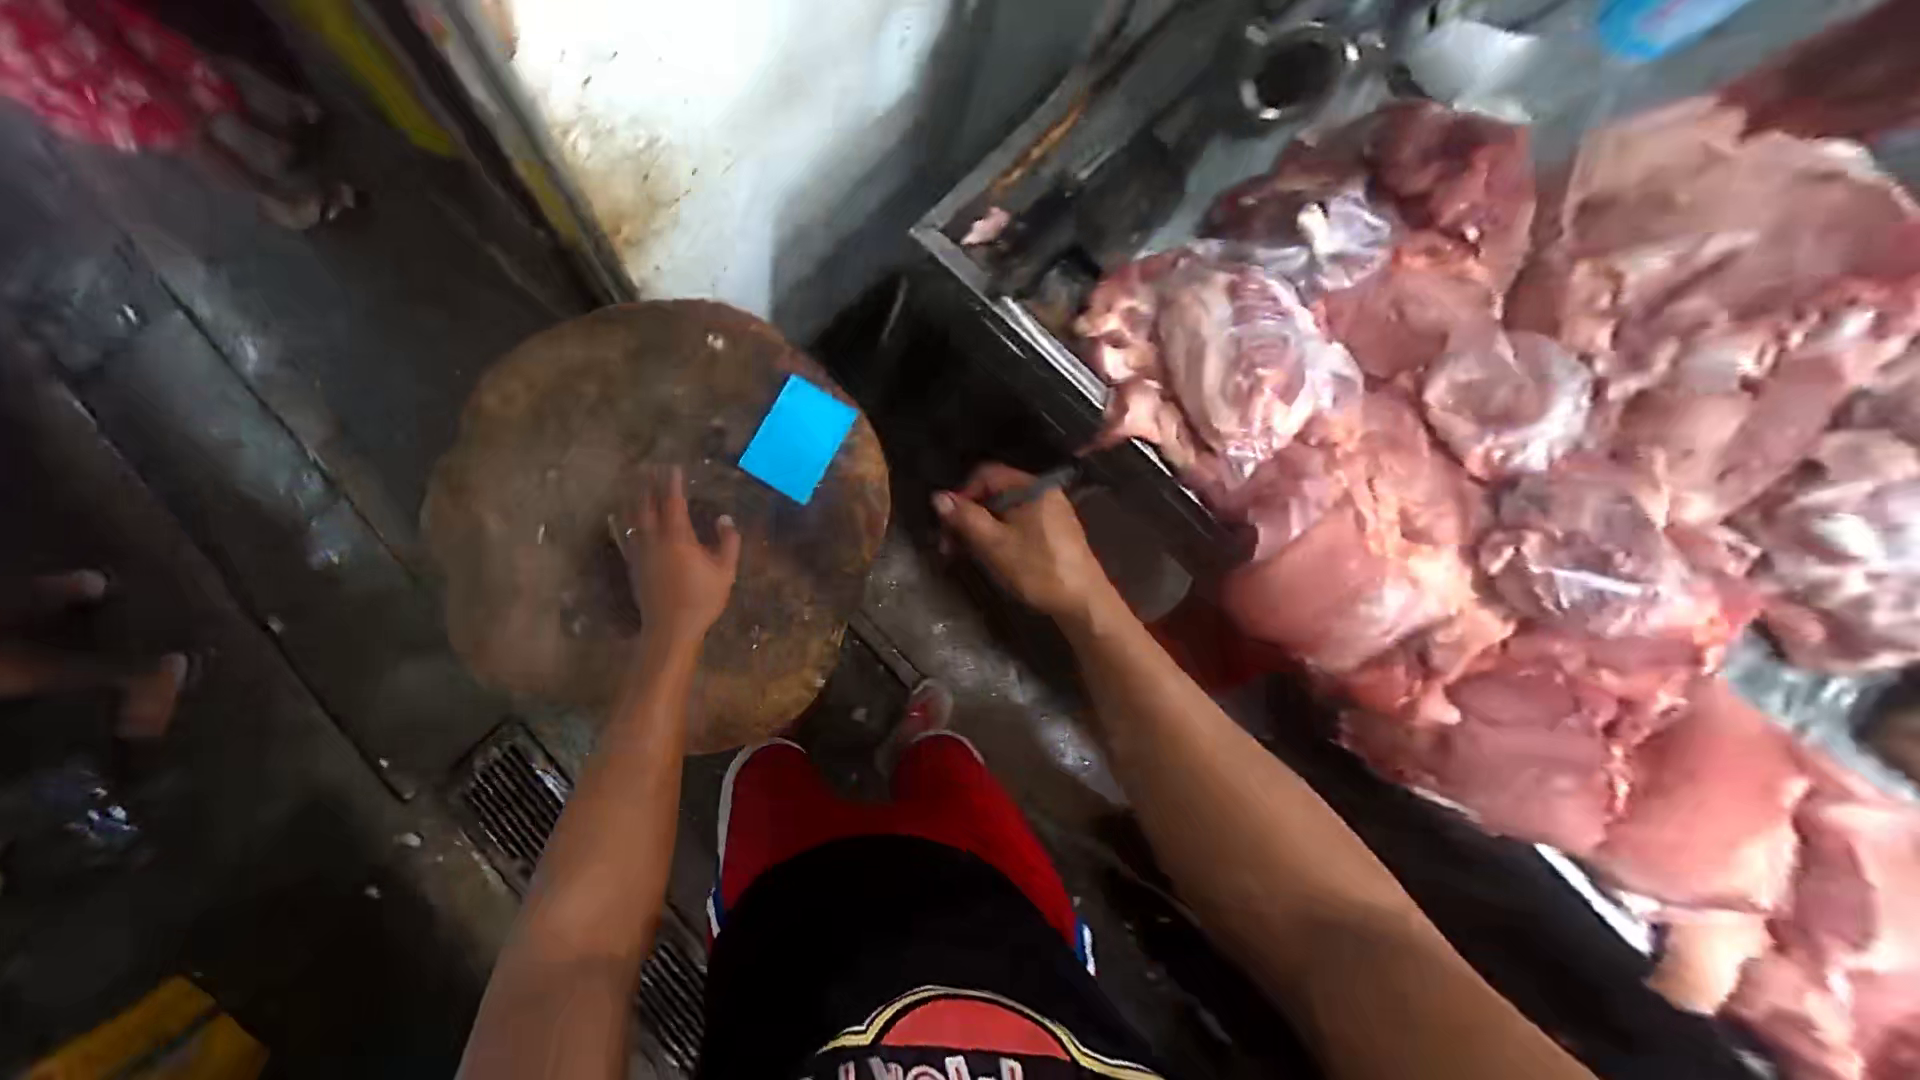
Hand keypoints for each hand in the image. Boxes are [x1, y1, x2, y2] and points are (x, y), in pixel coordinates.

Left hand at [611, 466, 741, 648]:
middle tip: (650, 467)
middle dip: (649, 484)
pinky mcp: (633, 565)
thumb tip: (724, 519)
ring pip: (633, 518)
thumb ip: (727, 542)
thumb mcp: (725, 571)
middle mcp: (655, 539)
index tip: (673, 467)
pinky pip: (626, 536)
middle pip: (647, 505)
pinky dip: (623, 521)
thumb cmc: (702, 599)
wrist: (671, 628)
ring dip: (634, 498)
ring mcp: (640, 552)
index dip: (673, 483)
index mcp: (678, 538)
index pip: (673, 502)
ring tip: (635, 483)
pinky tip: (621, 516)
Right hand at [932, 463, 1118, 625]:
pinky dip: (998, 537)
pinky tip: (989, 558)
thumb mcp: (994, 544)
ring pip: (1003, 512)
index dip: (960, 495)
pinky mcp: (1053, 533)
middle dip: (967, 517)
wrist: (1083, 602)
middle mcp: (1042, 493)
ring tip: (964, 555)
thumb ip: (965, 518)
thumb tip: (937, 497)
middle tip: (948, 546)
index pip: (985, 475)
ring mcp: (1050, 513)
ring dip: (979, 530)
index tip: (946, 524)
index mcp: (1031, 487)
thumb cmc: (1037, 569)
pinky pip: (1017, 525)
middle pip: (993, 493)